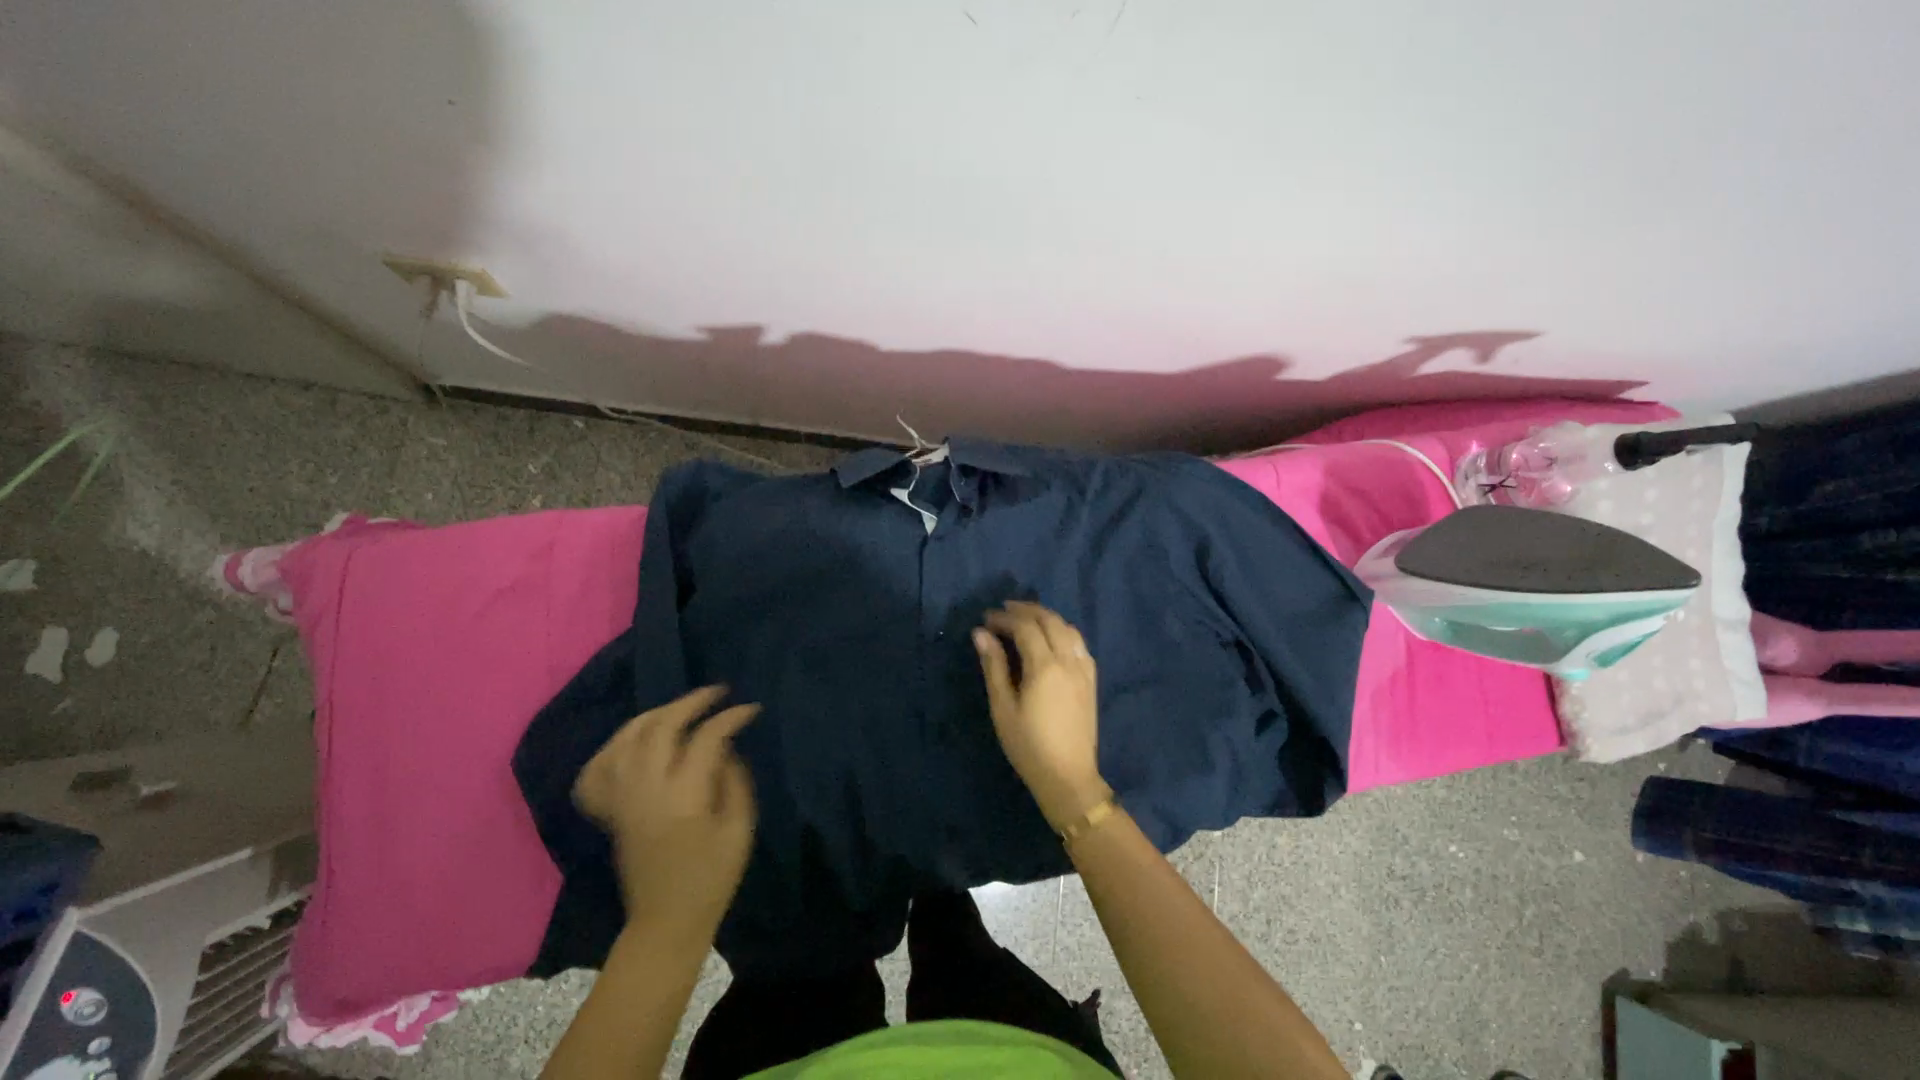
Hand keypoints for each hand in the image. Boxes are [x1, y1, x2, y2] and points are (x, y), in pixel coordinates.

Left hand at [573, 686, 758, 934]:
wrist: (666, 921)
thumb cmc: (712, 878)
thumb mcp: (739, 830)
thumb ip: (735, 781)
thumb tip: (726, 748)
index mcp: (684, 794)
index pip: (706, 738)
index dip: (730, 717)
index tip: (751, 709)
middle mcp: (645, 788)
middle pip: (661, 727)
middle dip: (690, 702)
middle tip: (716, 693)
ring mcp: (621, 797)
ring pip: (627, 737)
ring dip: (654, 715)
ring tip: (679, 708)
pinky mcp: (610, 810)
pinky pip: (599, 767)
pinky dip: (613, 746)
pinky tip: (633, 741)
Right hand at [974, 601, 1109, 828]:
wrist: (1068, 776)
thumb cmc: (1028, 746)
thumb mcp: (1003, 708)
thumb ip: (994, 667)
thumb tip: (981, 634)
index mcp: (1045, 666)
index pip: (1025, 627)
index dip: (1005, 618)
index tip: (986, 619)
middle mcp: (1068, 661)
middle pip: (1050, 621)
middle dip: (1026, 610)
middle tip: (1004, 610)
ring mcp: (1084, 670)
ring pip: (1068, 629)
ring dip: (1047, 618)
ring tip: (1026, 620)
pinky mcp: (1091, 681)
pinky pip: (1080, 644)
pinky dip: (1063, 632)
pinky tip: (1052, 640)